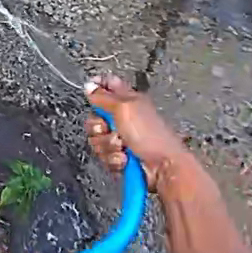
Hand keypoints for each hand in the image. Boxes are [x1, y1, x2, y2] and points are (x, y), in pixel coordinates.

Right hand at [84, 74, 197, 191]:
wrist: (162, 167)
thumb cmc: (150, 135)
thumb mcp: (125, 108)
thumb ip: (104, 97)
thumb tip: (89, 86)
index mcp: (128, 100)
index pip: (107, 86)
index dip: (96, 88)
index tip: (92, 95)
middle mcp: (124, 118)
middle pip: (95, 118)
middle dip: (99, 127)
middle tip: (110, 130)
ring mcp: (121, 139)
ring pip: (97, 140)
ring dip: (108, 146)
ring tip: (123, 147)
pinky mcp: (120, 157)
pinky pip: (104, 157)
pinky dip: (114, 159)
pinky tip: (126, 159)